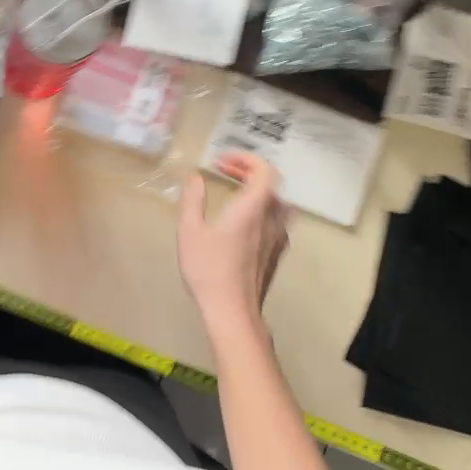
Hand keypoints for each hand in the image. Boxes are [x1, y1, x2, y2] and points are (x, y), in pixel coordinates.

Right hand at [178, 153, 290, 329]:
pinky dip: (261, 209)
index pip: (265, 171)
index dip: (247, 159)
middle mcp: (273, 219)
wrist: (232, 310)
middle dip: (250, 171)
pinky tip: (241, 221)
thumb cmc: (208, 268)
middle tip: (225, 171)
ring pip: (278, 203)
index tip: (223, 161)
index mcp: (254, 208)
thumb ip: (193, 200)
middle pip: (273, 184)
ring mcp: (279, 238)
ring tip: (235, 192)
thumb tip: (195, 177)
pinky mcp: (276, 254)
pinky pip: (276, 220)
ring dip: (258, 190)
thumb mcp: (190, 230)